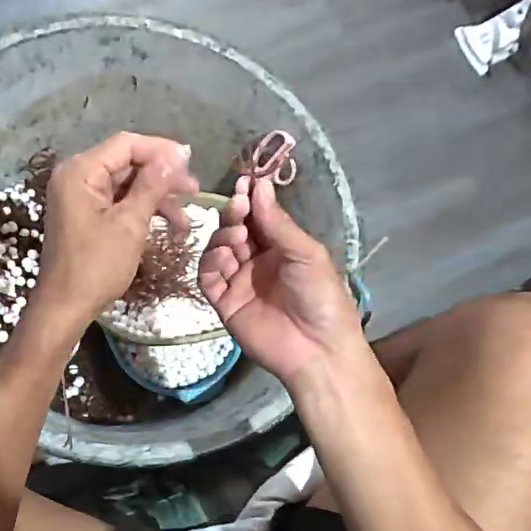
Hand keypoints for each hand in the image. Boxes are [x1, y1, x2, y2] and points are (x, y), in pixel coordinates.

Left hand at [31, 132, 198, 325]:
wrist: (65, 307)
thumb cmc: (96, 266)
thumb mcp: (129, 224)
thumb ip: (152, 185)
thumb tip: (177, 154)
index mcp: (80, 172)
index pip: (126, 145)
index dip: (161, 151)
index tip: (192, 163)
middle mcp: (76, 177)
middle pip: (127, 163)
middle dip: (162, 176)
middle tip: (194, 191)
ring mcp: (79, 197)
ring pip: (126, 184)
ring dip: (157, 197)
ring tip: (186, 216)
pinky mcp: (85, 215)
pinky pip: (117, 202)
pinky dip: (141, 210)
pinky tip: (168, 225)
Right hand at [199, 173, 367, 387]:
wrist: (317, 348)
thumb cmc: (321, 297)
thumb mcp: (306, 253)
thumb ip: (278, 223)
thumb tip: (260, 186)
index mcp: (280, 248)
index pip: (257, 218)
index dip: (249, 200)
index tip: (244, 182)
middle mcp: (256, 262)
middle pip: (234, 230)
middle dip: (234, 215)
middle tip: (238, 207)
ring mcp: (238, 283)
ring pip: (217, 251)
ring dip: (222, 238)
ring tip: (237, 237)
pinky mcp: (224, 304)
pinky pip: (208, 279)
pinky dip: (210, 265)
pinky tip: (223, 258)